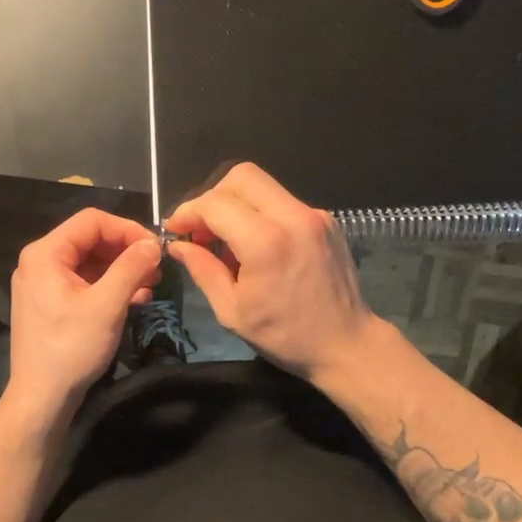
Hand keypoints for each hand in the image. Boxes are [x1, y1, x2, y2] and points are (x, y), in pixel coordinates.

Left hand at [5, 208, 161, 420]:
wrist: (42, 396)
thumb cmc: (71, 348)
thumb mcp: (107, 305)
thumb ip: (131, 268)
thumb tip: (154, 244)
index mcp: (45, 254)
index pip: (92, 221)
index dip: (128, 229)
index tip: (156, 248)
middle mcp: (39, 262)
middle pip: (90, 240)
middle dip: (126, 251)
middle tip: (157, 269)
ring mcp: (43, 285)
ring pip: (89, 264)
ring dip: (121, 270)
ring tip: (150, 285)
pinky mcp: (50, 306)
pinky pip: (84, 284)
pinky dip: (109, 287)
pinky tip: (133, 300)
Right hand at [164, 163, 379, 380]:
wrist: (346, 344)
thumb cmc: (285, 337)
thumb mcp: (233, 311)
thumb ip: (203, 270)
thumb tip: (178, 246)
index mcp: (266, 243)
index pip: (215, 204)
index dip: (188, 212)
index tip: (175, 230)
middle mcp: (293, 217)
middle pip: (241, 177)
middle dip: (212, 198)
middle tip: (201, 230)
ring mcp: (314, 215)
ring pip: (264, 186)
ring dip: (236, 205)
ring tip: (227, 242)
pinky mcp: (326, 221)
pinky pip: (283, 203)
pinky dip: (261, 215)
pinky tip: (257, 248)